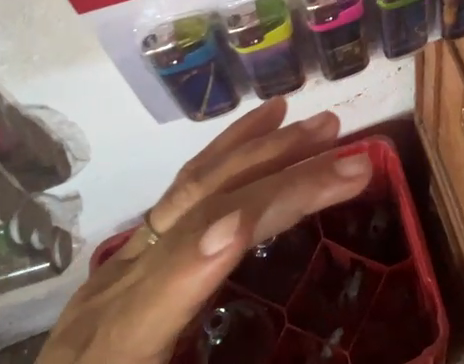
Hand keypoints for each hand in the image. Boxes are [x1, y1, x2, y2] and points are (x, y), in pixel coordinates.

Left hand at [36, 100, 374, 363]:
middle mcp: (112, 297)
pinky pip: (182, 192)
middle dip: (272, 182)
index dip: (196, 257)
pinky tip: (265, 123)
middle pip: (191, 222)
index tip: (244, 224)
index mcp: (111, 351)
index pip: (159, 297)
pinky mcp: (131, 257)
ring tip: (324, 126)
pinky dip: (228, 151)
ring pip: (189, 192)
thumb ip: (232, 357)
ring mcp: (120, 269)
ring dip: (262, 151)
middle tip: (352, 161)